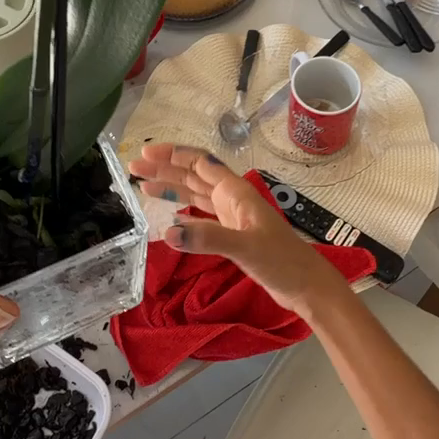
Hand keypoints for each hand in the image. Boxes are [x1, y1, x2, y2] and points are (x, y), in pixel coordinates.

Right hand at [127, 144, 351, 316]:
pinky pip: (200, 214)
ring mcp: (231, 216)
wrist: (306, 284)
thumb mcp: (245, 248)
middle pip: (193, 175)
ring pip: (195, 193)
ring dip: (170, 186)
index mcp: (236, 192)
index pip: (200, 164)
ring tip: (141, 184)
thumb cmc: (281, 261)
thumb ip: (208, 238)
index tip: (147, 154)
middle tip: (133, 166)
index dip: (173, 156)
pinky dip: (182, 209)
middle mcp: (232, 198)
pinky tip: (169, 213)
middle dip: (164, 168)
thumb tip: (168, 232)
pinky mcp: (231, 234)